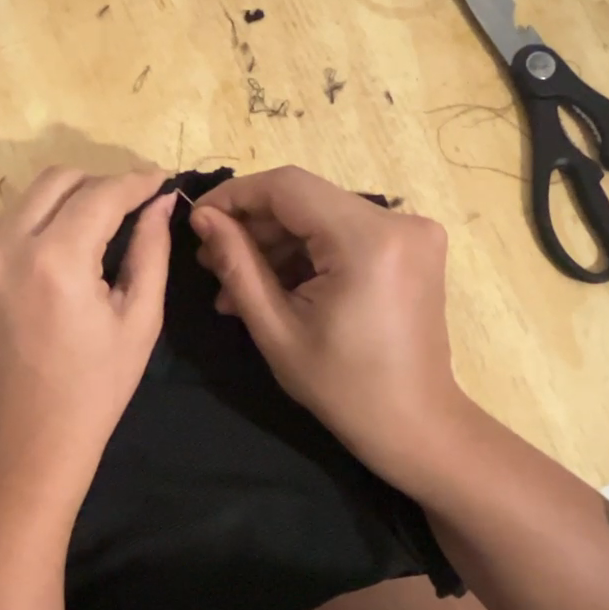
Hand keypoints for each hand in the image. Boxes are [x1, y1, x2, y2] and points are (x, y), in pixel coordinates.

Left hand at [0, 167, 174, 488]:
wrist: (24, 444)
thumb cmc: (94, 391)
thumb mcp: (139, 322)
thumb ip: (151, 251)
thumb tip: (160, 201)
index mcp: (56, 261)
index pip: (100, 193)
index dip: (134, 181)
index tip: (155, 182)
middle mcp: (1, 249)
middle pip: (54, 181)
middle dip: (94, 184)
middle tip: (121, 207)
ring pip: (17, 206)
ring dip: (54, 212)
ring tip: (79, 243)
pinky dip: (17, 240)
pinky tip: (36, 272)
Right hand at [190, 165, 466, 478]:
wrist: (412, 422)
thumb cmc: (340, 387)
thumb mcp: (275, 328)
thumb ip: (237, 264)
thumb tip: (202, 217)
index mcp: (367, 240)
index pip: (287, 187)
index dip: (235, 195)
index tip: (196, 219)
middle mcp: (398, 220)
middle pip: (305, 200)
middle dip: (252, 227)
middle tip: (209, 262)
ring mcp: (410, 231)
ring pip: (321, 217)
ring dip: (275, 246)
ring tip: (233, 286)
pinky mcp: (411, 246)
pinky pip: (343, 234)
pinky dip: (306, 255)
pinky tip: (271, 288)